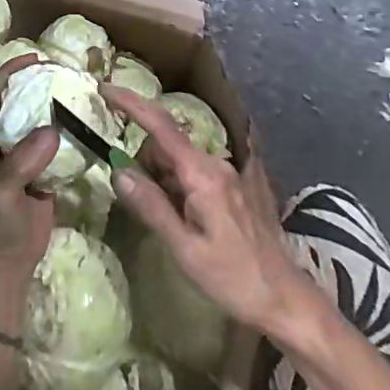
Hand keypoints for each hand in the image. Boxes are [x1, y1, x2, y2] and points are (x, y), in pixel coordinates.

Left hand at [0, 55, 58, 280]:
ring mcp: (24, 157)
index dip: (8, 72)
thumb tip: (51, 130)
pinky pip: (57, 146)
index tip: (33, 58)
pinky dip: (70, 134)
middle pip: (18, 102)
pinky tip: (89, 127)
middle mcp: (3, 142)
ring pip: (39, 122)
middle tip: (64, 72)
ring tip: (80, 93)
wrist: (10, 261)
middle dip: (36, 83)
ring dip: (55, 107)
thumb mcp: (4, 193)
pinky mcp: (43, 172)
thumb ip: (21, 162)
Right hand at [102, 85, 319, 337]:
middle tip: (143, 206)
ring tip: (173, 224)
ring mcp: (231, 174)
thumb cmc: (232, 278)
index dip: (131, 104)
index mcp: (203, 175)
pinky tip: (188, 221)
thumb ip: (151, 206)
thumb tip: (119, 172)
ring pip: (181, 161)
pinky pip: (197, 174)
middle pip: (167, 146)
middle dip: (146, 165)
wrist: (285, 299)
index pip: (161, 126)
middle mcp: (218, 165)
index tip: (105, 90)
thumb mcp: (183, 248)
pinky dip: (181, 188)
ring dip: (164, 180)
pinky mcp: (238, 187)